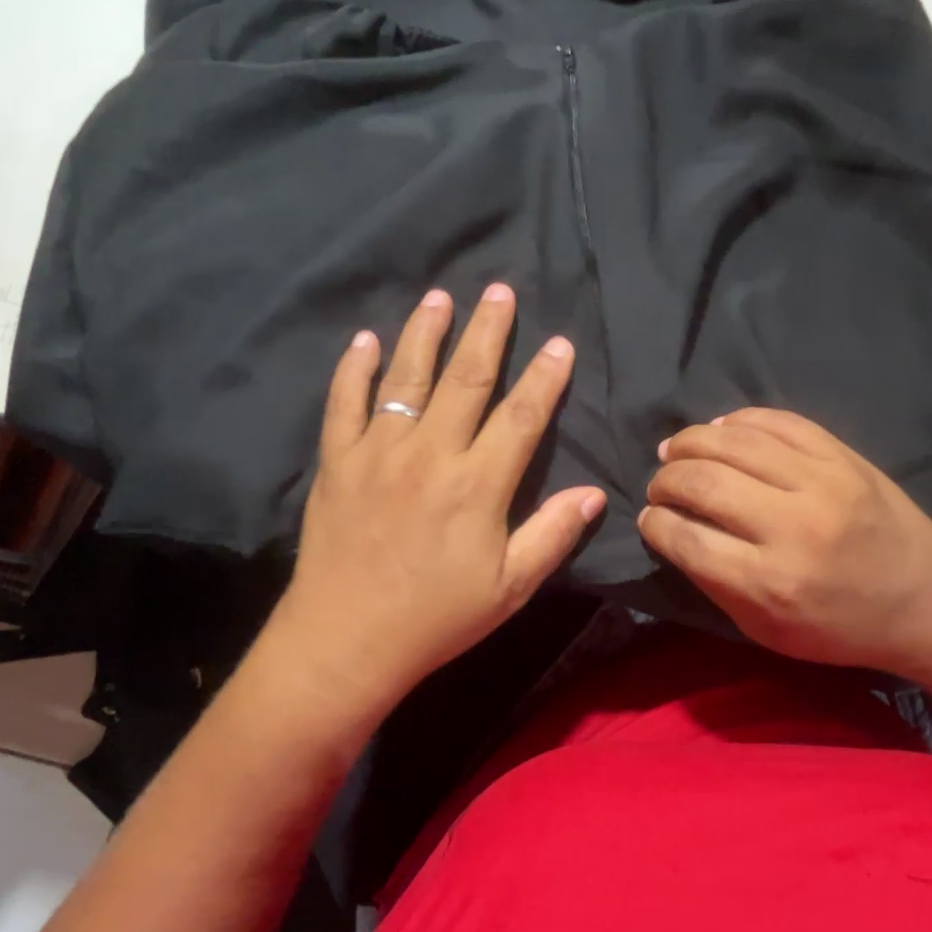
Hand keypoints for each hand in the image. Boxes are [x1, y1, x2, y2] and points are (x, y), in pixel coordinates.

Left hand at [262, 284, 604, 715]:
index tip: (560, 343)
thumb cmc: (436, 618)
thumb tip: (594, 493)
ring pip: (406, 379)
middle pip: (466, 380)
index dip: (544, 378)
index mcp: (478, 485)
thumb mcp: (509, 587)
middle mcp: (430, 455)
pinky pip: (344, 404)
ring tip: (440, 296)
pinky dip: (354, 369)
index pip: (521, 417)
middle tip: (500, 291)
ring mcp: (378, 454)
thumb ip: (552, 534)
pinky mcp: (337, 463)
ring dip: (426, 334)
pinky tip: (365, 340)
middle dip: (488, 332)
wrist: (345, 640)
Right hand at [639, 408, 931, 676]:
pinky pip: (779, 420)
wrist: (928, 601)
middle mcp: (792, 526)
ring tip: (675, 450)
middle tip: (659, 486)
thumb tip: (671, 532)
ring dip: (691, 441)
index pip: (686, 537)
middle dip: (666, 480)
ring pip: (734, 441)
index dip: (654, 523)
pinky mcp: (843, 456)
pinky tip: (720, 430)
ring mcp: (822, 482)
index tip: (648, 518)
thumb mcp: (766, 631)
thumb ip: (715, 584)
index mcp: (770, 583)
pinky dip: (738, 421)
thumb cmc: (841, 629)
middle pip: (703, 481)